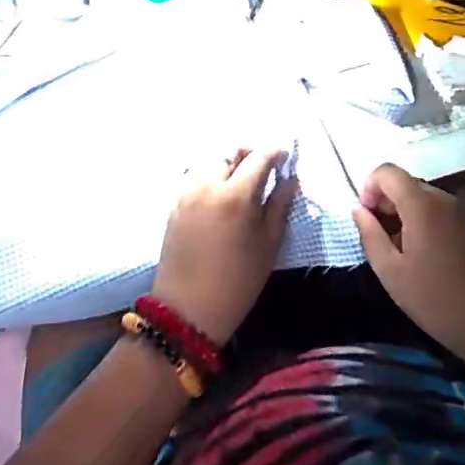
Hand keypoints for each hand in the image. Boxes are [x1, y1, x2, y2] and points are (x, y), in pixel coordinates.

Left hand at [152, 148, 298, 343]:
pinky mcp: (174, 206)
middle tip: (262, 167)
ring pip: (208, 162)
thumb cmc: (237, 281)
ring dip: (226, 162)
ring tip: (240, 178)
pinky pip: (194, 178)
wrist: (187, 311)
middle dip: (247, 154)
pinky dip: (210, 175)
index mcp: (235, 194)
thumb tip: (290, 180)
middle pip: (229, 153)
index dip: (274, 153)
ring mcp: (186, 194)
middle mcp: (208, 185)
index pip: (258, 157)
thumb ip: (280, 206)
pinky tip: (220, 193)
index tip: (284, 156)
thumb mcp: (268, 244)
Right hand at [353, 164, 464, 382]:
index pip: (388, 172)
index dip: (370, 187)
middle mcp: (446, 197)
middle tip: (384, 241)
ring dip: (411, 215)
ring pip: (428, 199)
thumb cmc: (436, 300)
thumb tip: (359, 209)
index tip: (367, 218)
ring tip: (408, 253)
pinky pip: (447, 212)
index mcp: (422, 204)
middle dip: (389, 204)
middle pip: (408, 185)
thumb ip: (370, 235)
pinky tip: (435, 257)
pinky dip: (432, 222)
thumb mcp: (391, 273)